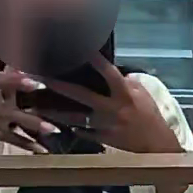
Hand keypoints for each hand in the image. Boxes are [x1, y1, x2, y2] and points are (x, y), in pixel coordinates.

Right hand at [0, 59, 58, 192]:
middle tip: (37, 83)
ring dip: (30, 120)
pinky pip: (5, 137)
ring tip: (52, 129)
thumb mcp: (0, 101)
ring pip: (3, 114)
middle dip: (11, 79)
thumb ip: (12, 85)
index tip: (12, 34)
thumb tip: (30, 66)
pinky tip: (42, 149)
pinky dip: (25, 143)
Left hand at [45, 55, 188, 192]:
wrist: (156, 145)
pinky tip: (55, 123)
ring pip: (75, 117)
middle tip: (40, 78)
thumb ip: (126, 83)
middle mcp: (113, 109)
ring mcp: (105, 126)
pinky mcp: (102, 139)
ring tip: (36, 107)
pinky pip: (82, 132)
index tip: (80, 48)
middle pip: (81, 95)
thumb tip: (110, 71)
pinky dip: (71, 127)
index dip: (95, 60)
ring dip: (54, 112)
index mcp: (125, 95)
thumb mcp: (143, 95)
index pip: (109, 73)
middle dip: (59, 86)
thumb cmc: (150, 116)